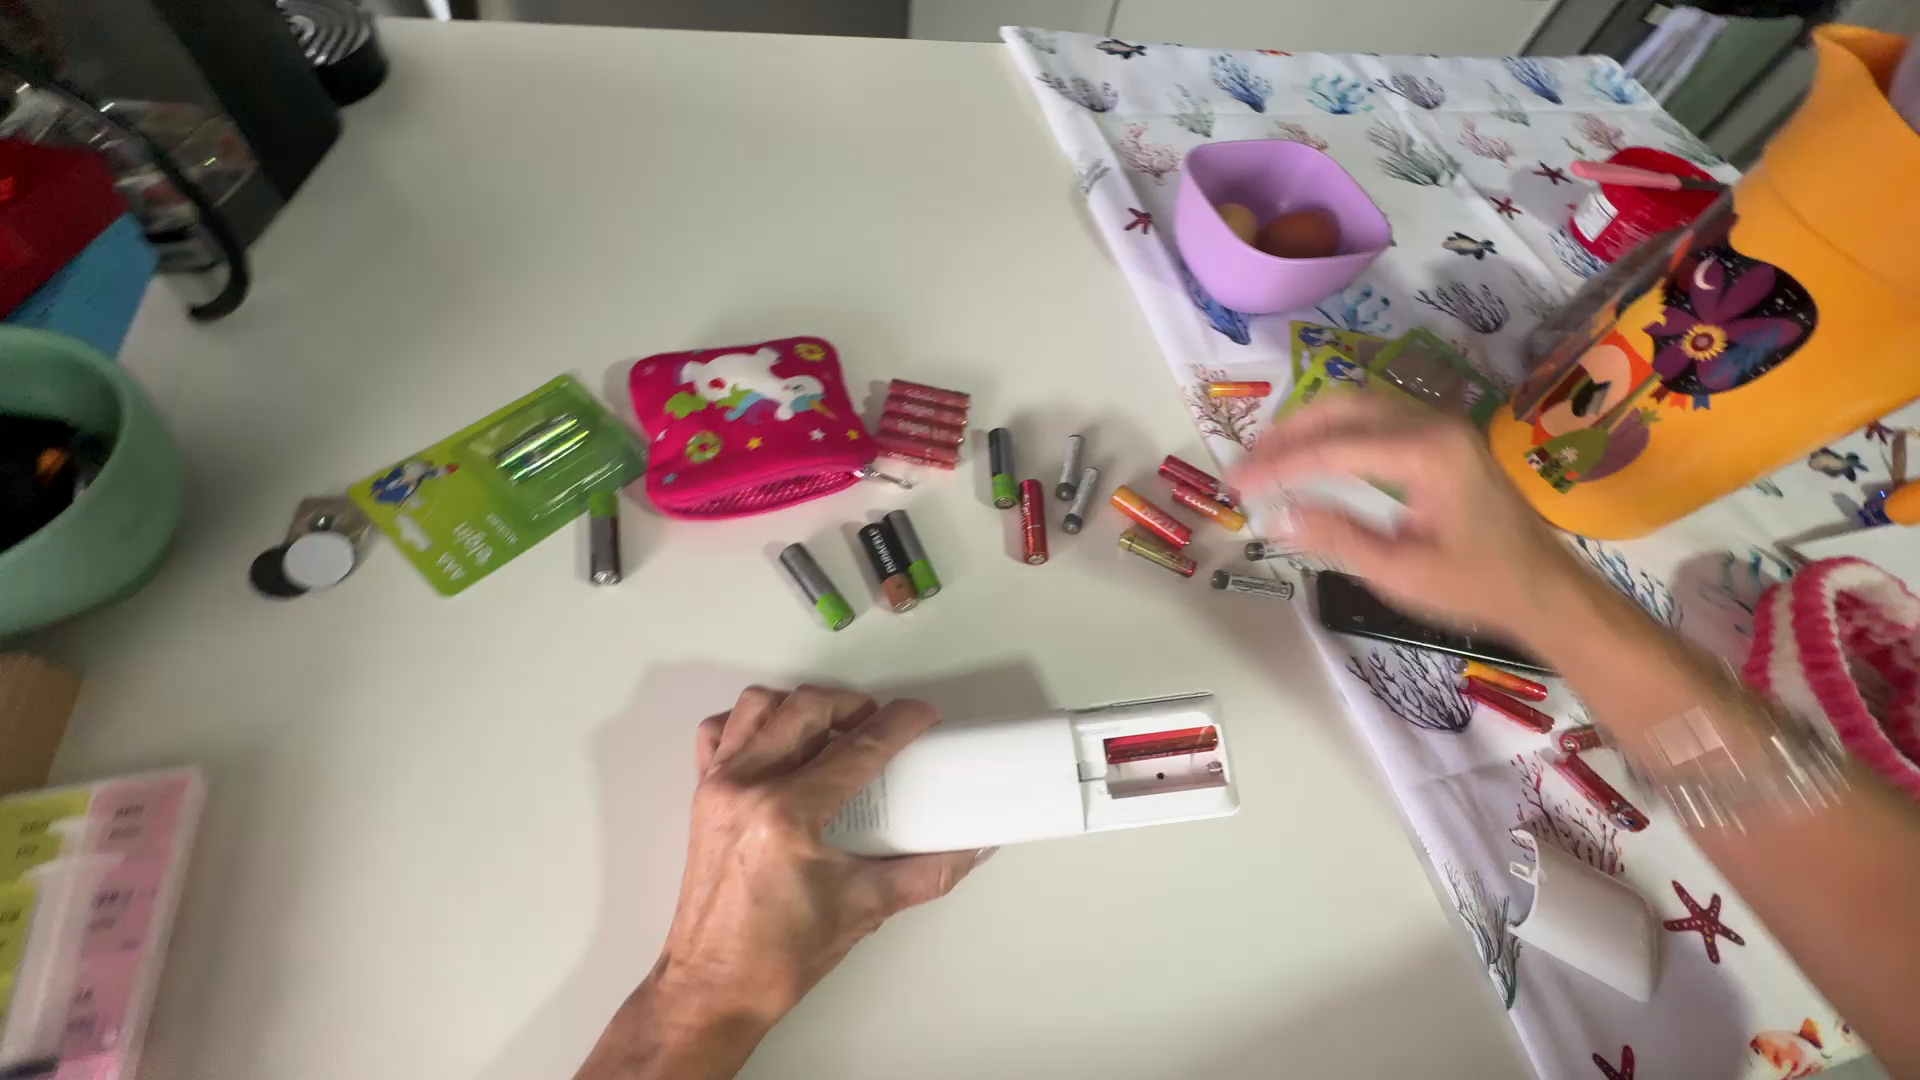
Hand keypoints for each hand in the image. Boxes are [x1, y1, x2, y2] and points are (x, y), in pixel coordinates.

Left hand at [576, 686, 988, 1079]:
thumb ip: (927, 873)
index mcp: (790, 815)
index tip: (924, 715)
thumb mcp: (865, 910)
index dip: (900, 723)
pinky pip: (720, 731)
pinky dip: (751, 722)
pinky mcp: (701, 794)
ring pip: (760, 706)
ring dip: (802, 705)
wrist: (710, 990)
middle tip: (880, 723)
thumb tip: (972, 849)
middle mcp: (749, 785)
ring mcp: (719, 786)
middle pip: (808, 708)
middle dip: (854, 704)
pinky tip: (777, 741)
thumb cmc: (781, 956)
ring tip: (831, 728)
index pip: (859, 749)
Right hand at [1232, 390, 1584, 637]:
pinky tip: (1310, 454)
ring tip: (1267, 457)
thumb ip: (1336, 538)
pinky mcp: (1439, 440)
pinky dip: (1332, 432)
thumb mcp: (1398, 572)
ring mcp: (1440, 429)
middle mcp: (1434, 427)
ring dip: (1306, 427)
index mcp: (1427, 455)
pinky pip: (1374, 420)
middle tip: (1246, 464)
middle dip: (1286, 433)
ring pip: (1357, 407)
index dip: (1278, 466)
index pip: (1332, 449)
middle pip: (1343, 408)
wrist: (1545, 590)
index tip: (1236, 484)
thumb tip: (1277, 516)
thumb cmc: (1475, 586)